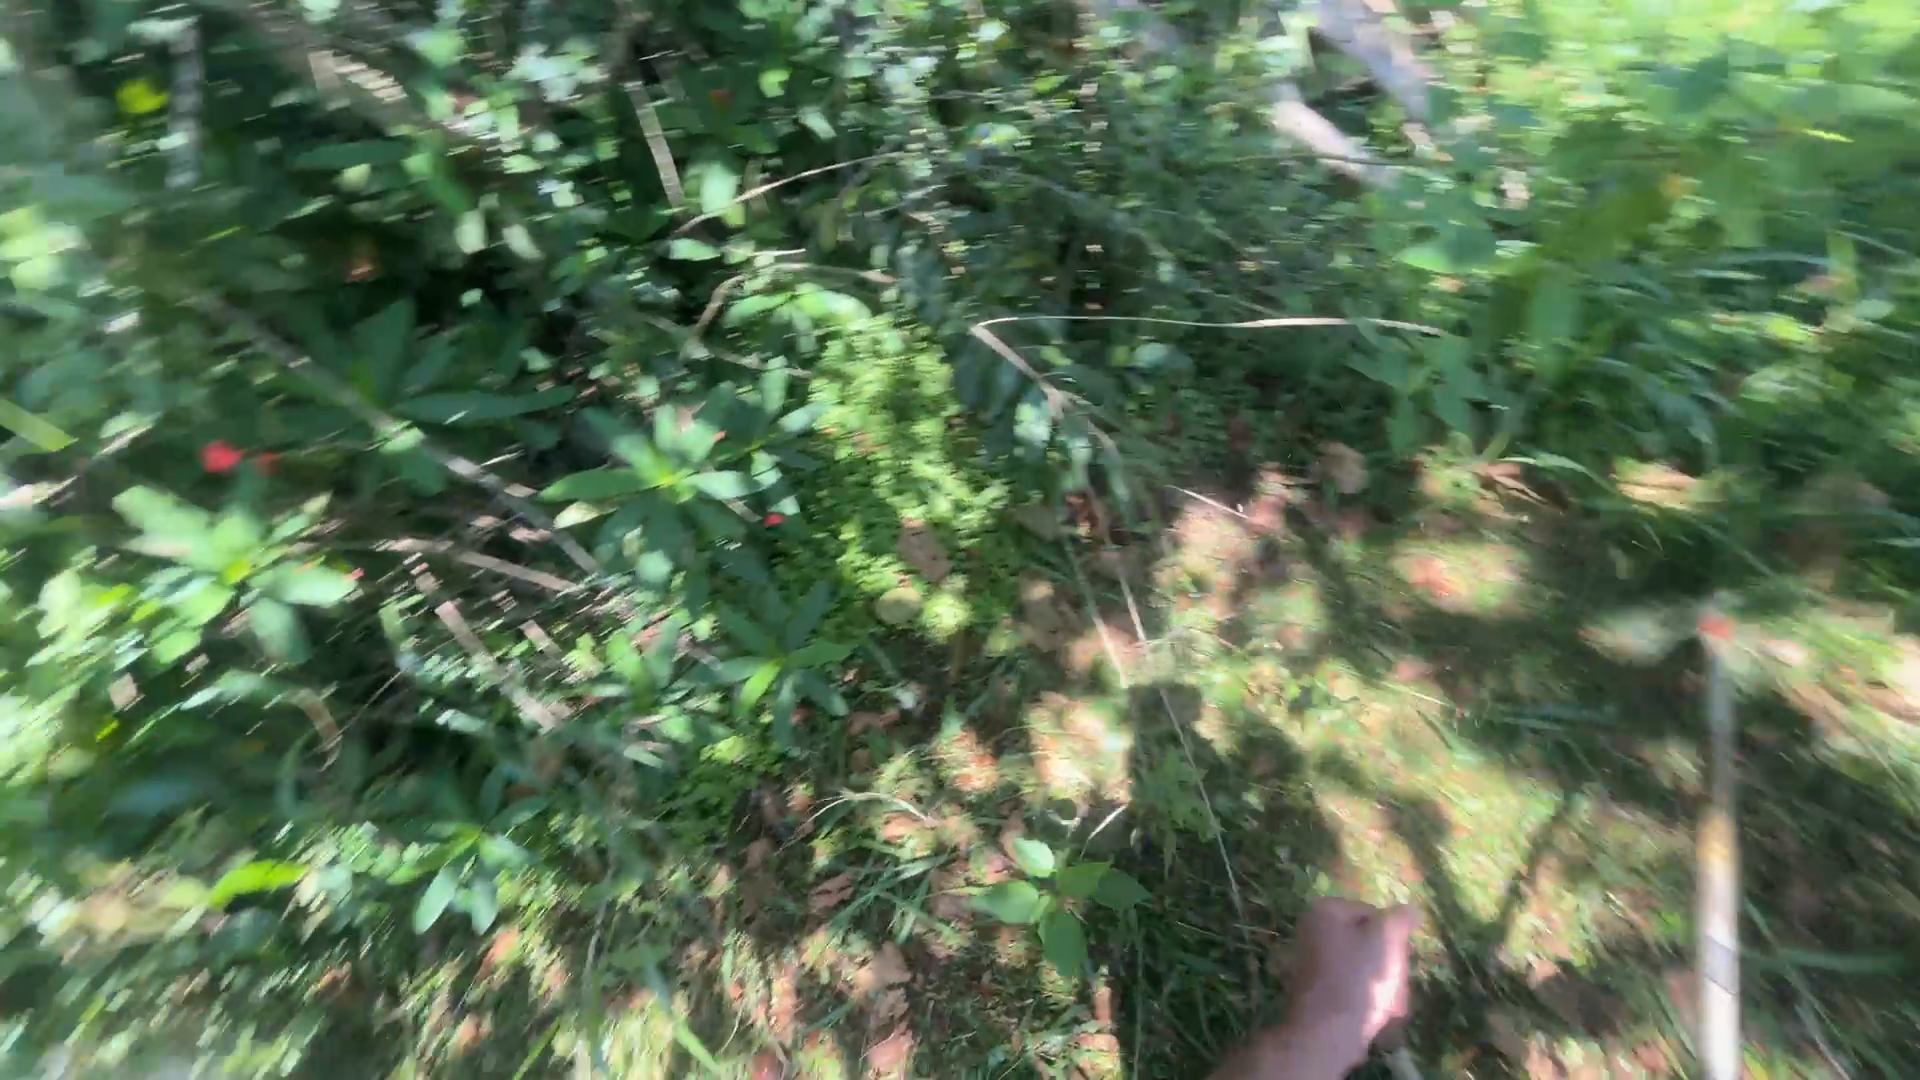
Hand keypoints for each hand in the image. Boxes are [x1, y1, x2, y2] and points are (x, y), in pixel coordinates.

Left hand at [1282, 897, 1419, 1070]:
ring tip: (1390, 1003)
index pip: (1372, 913)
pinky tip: (1378, 1012)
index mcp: (1324, 909)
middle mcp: (1313, 927)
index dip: (1393, 937)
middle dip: (1389, 964)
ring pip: (1364, 964)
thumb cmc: (1358, 978)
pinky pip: (1352, 982)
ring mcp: (1313, 956)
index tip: (1400, 959)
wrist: (1328, 1029)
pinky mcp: (1318, 983)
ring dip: (1384, 983)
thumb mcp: (1385, 942)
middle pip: (1368, 940)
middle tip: (1397, 985)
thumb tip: (1411, 908)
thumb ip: (1399, 921)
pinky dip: (1368, 995)